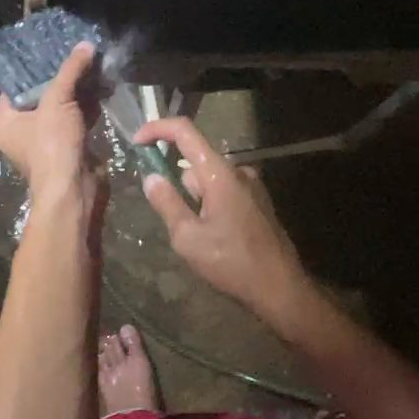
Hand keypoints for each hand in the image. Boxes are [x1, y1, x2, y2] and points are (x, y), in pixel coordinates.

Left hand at [0, 42, 99, 202]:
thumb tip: (85, 45)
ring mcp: (47, 138)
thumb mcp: (57, 101)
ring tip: (93, 61)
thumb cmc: (52, 145)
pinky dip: (88, 104)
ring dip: (78, 87)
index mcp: (5, 120)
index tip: (49, 44)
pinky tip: (102, 84)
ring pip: (62, 104)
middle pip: (41, 92)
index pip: (15, 84)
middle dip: (61, 74)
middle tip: (75, 50)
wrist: (75, 191)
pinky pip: (77, 117)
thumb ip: (70, 71)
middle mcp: (22, 129)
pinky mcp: (69, 144)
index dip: (32, 65)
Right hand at [134, 118, 315, 326]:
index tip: (136, 142)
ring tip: (197, 238)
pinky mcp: (258, 201)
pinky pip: (224, 190)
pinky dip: (210, 203)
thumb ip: (167, 203)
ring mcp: (251, 184)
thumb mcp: (188, 238)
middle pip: (195, 160)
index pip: (184, 131)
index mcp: (219, 172)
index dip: (157, 129)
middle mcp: (238, 170)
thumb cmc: (233, 263)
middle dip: (176, 182)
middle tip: (171, 219)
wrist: (281, 290)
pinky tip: (215, 237)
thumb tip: (151, 177)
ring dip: (195, 197)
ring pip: (209, 178)